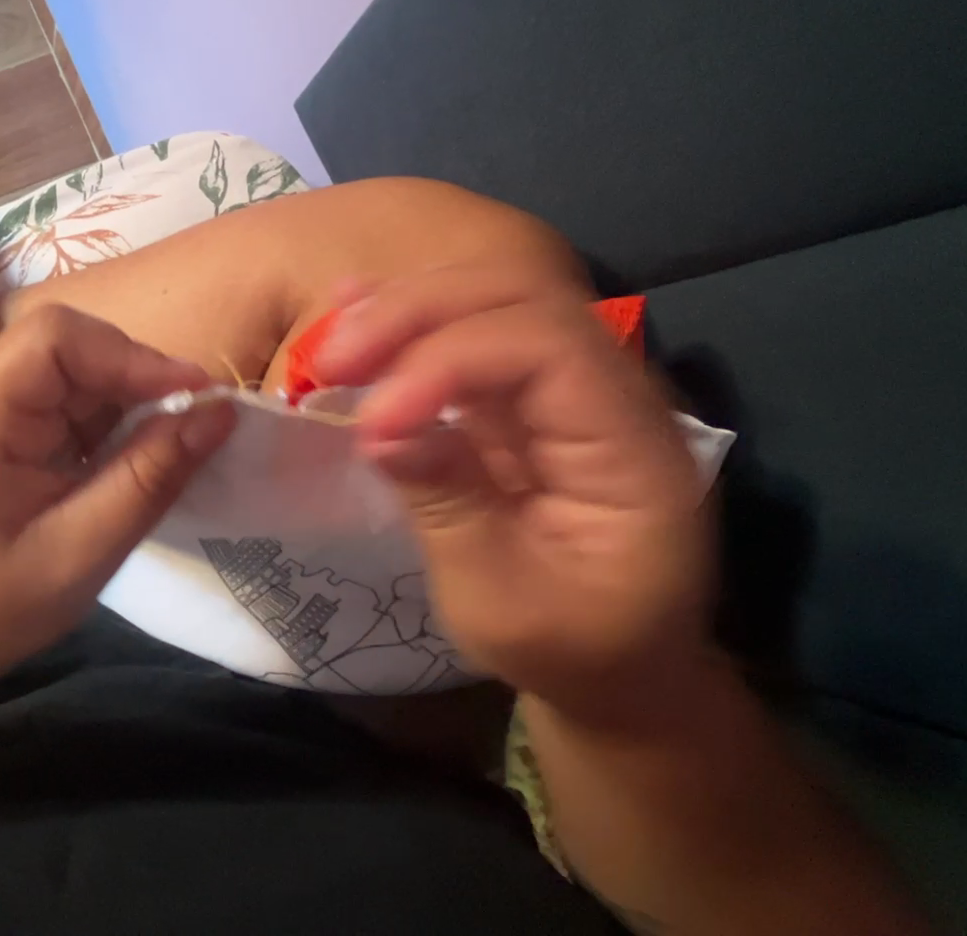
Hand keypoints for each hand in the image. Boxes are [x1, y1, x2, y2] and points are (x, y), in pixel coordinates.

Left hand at [0, 305, 235, 679]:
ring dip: (135, 395)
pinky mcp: (16, 426)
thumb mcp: (83, 551)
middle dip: (138, 373)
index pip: (51, 340)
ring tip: (176, 439)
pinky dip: (120, 416)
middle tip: (197, 417)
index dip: (128, 353)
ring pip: (81, 367)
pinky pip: (77, 398)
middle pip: (69, 345)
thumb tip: (220, 413)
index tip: (195, 393)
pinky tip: (142, 451)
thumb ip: (149, 478)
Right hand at [314, 267, 713, 724]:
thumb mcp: (498, 601)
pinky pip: (469, 334)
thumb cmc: (569, 648)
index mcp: (632, 451)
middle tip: (334, 356)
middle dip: (420, 314)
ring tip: (334, 340)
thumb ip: (447, 507)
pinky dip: (408, 322)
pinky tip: (354, 312)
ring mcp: (566, 389)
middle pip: (522, 301)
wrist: (617, 666)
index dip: (451, 361)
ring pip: (492, 301)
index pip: (550, 350)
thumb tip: (376, 430)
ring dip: (406, 309)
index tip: (372, 420)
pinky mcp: (523, 397)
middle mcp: (610, 396)